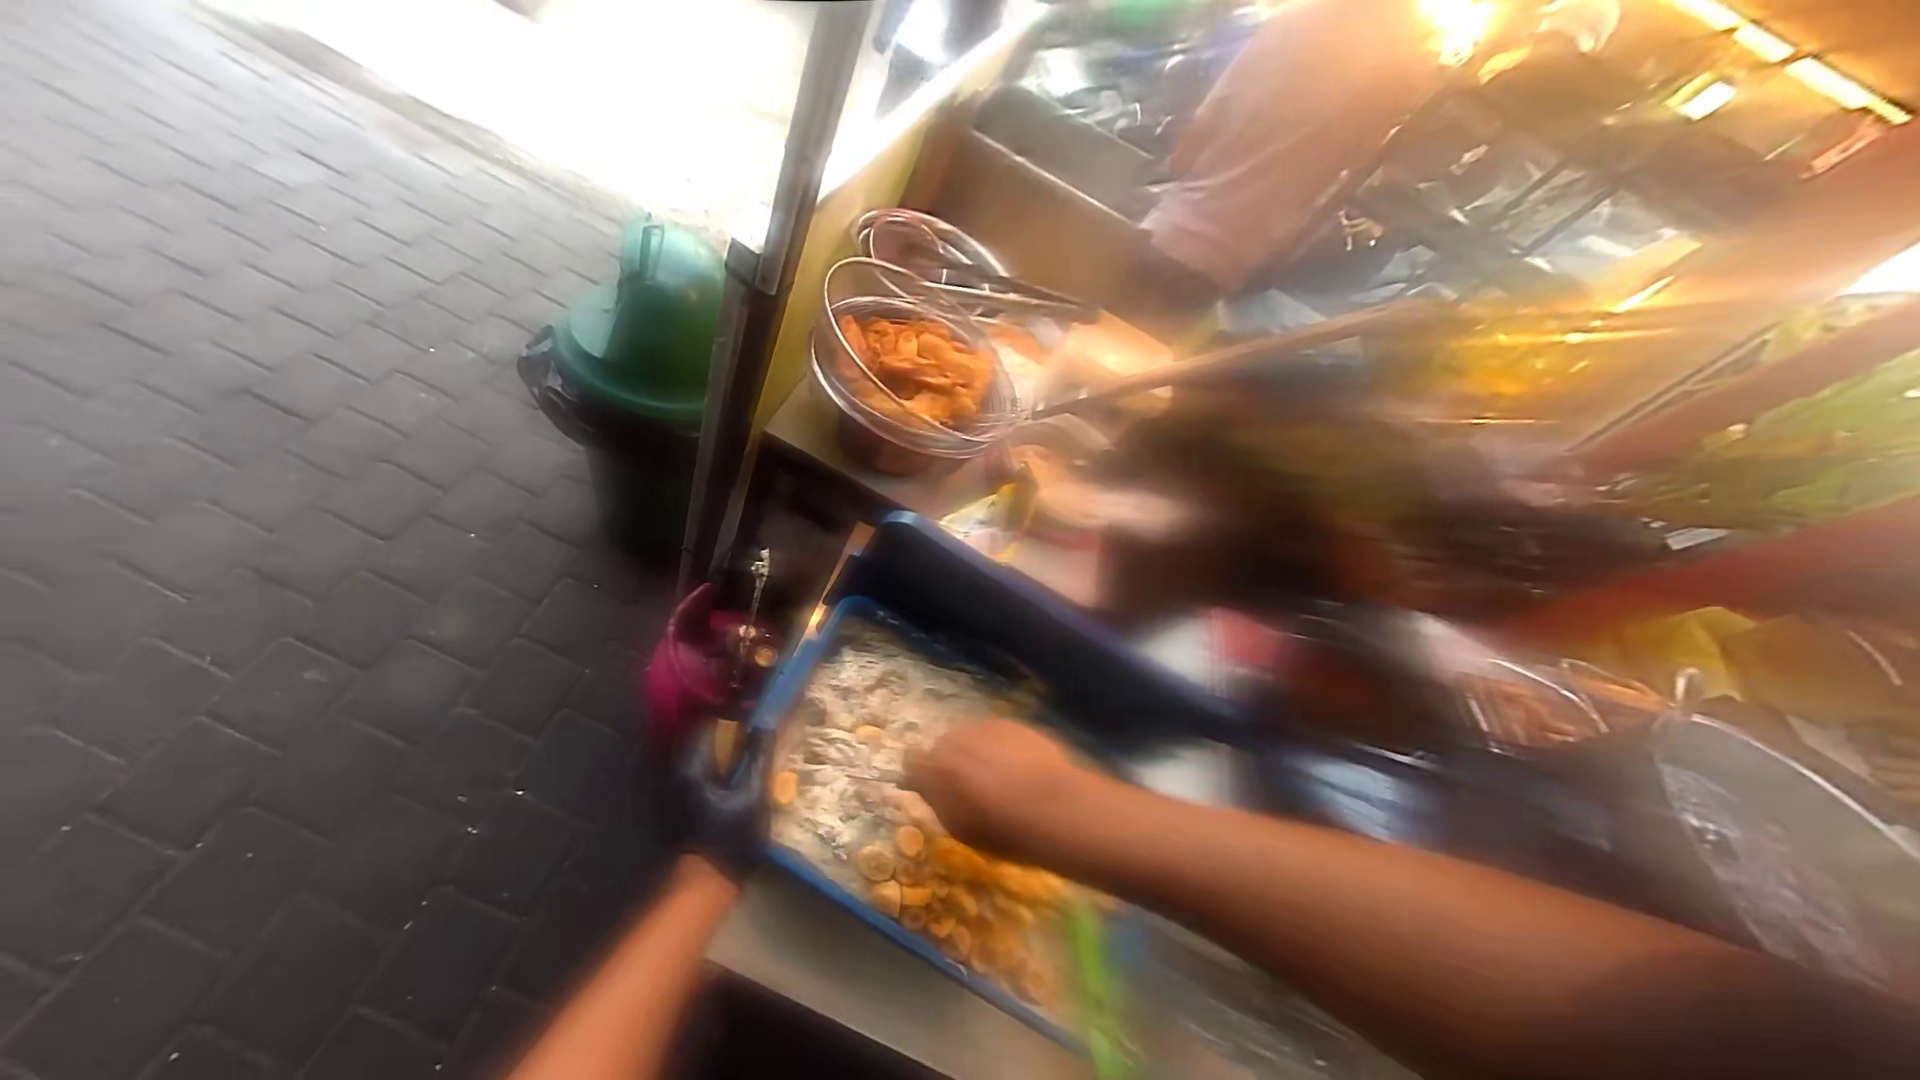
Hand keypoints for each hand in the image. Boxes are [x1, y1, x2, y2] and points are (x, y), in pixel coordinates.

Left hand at [675, 722, 770, 882]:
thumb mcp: (753, 793)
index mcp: (693, 765)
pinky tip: (739, 774)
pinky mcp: (682, 800)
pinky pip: (702, 769)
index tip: (757, 718)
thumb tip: (764, 722)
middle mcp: (678, 770)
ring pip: (703, 753)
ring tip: (753, 753)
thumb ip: (758, 755)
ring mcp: (677, 786)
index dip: (734, 717)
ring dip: (726, 749)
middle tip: (758, 735)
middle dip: (731, 732)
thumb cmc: (731, 836)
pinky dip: (720, 765)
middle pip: (705, 737)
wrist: (705, 882)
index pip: (709, 723)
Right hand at [902, 719, 1092, 861]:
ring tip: (999, 776)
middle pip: (943, 747)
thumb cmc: (1002, 829)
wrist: (1053, 805)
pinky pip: (996, 734)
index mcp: (933, 769)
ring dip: (977, 752)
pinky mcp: (1010, 722)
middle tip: (970, 787)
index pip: (911, 763)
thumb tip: (930, 788)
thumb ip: (939, 801)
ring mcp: (982, 727)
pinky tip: (1019, 766)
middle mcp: (952, 740)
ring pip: (970, 738)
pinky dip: (1001, 747)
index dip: (920, 776)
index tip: (930, 789)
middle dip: (951, 763)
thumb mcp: (960, 828)